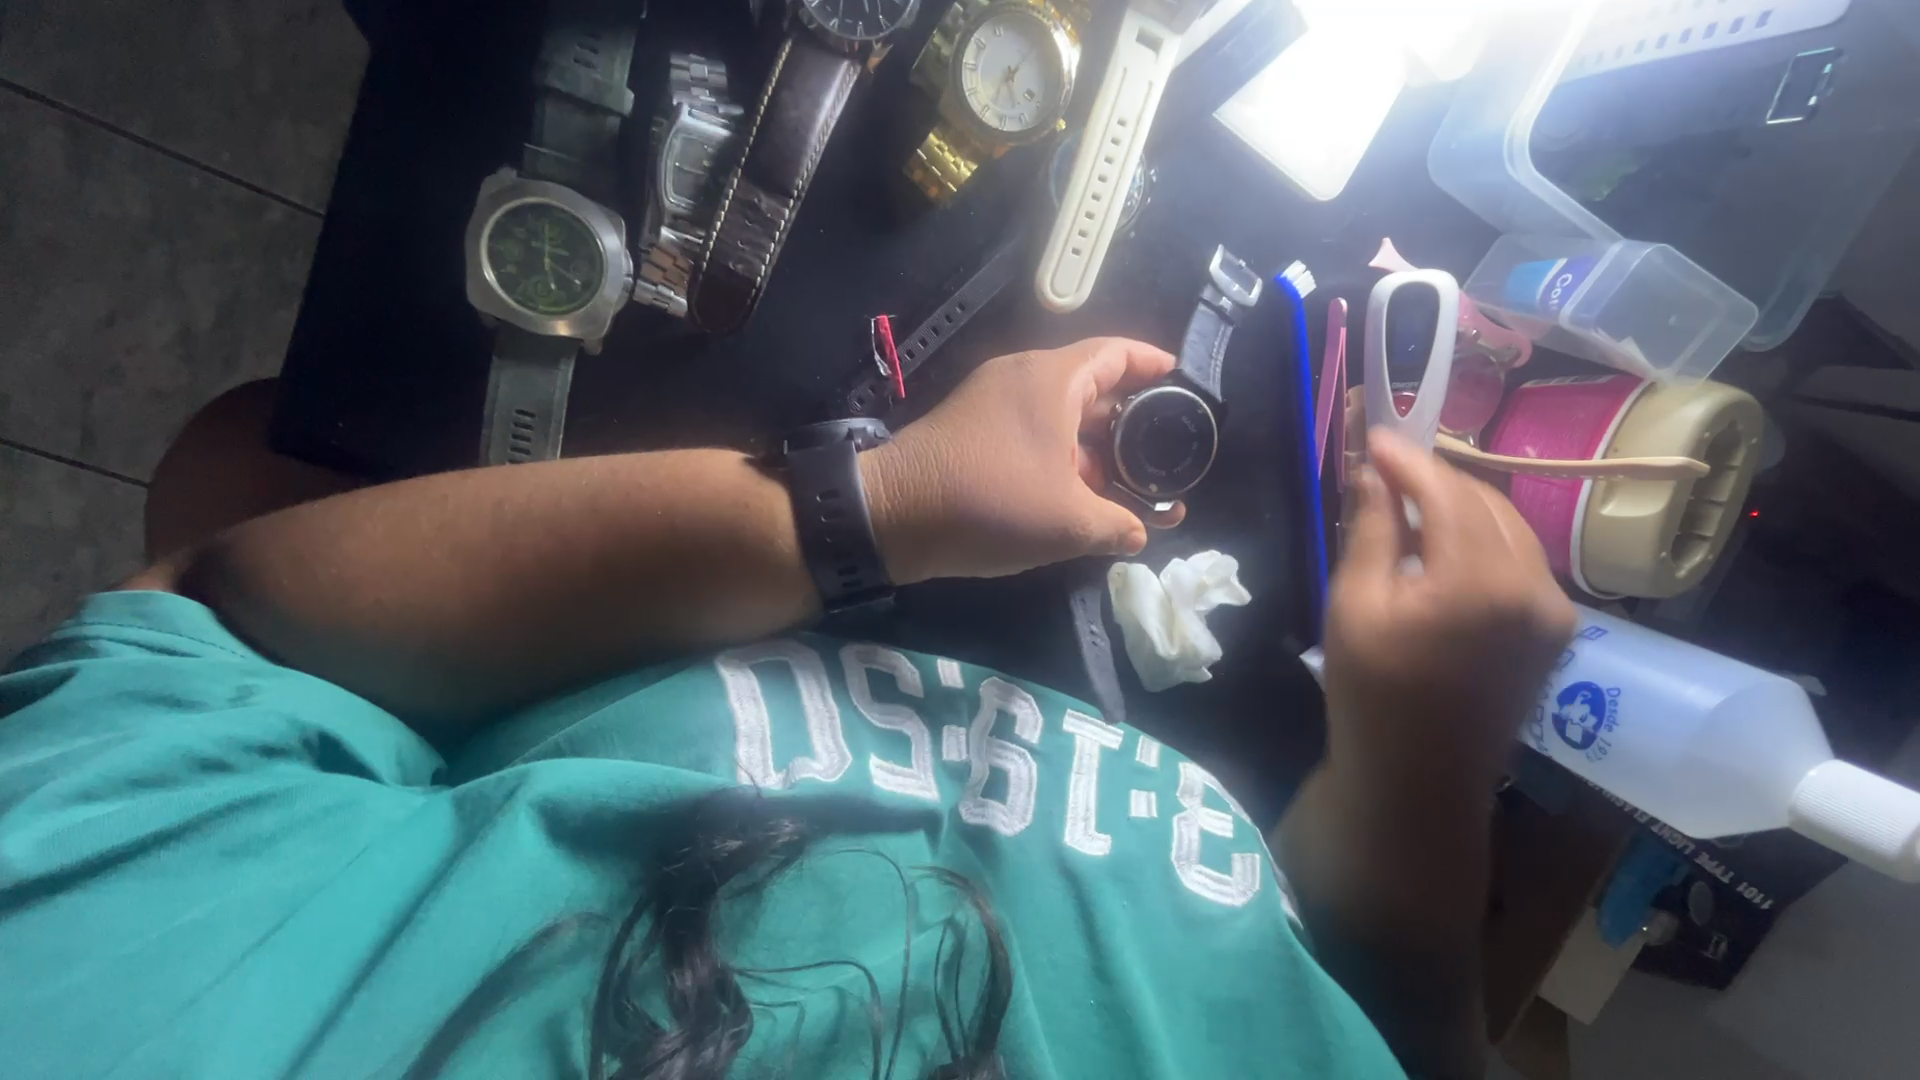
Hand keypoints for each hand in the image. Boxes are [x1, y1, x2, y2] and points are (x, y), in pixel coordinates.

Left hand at [860, 337, 1185, 583]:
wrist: (891, 516)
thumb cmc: (989, 504)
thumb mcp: (1068, 523)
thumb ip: (1116, 525)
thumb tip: (1138, 533)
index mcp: (1051, 379)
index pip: (1116, 354)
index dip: (1152, 365)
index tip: (1180, 383)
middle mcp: (1021, 379)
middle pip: (1091, 388)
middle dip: (1130, 423)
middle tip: (1161, 455)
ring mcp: (991, 404)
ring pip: (1060, 417)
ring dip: (1094, 449)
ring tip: (1128, 486)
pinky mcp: (971, 432)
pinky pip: (1031, 434)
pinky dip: (1060, 458)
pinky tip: (1078, 495)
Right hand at [1322, 429, 1575, 801]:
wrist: (1418, 776)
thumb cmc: (1370, 692)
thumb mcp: (1354, 605)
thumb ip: (1372, 531)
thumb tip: (1373, 473)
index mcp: (1480, 582)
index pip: (1448, 492)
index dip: (1407, 459)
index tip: (1372, 435)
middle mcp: (1534, 587)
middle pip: (1486, 502)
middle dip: (1435, 477)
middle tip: (1383, 466)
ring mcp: (1554, 610)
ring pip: (1507, 527)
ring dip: (1459, 505)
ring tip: (1407, 498)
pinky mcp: (1555, 629)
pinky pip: (1518, 560)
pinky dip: (1479, 539)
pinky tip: (1441, 542)